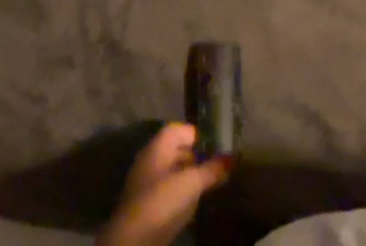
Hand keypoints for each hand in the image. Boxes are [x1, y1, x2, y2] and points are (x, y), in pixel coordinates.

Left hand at [98, 123, 231, 245]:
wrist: (133, 241)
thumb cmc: (162, 202)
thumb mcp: (191, 183)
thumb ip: (212, 169)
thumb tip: (232, 158)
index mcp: (156, 148)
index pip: (178, 130)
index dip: (198, 135)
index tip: (217, 146)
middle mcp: (150, 161)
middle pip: (176, 150)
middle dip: (198, 156)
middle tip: (219, 164)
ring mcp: (147, 184)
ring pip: (174, 171)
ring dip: (192, 175)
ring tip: (212, 182)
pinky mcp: (148, 205)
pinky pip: (169, 189)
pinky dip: (183, 191)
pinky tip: (196, 200)